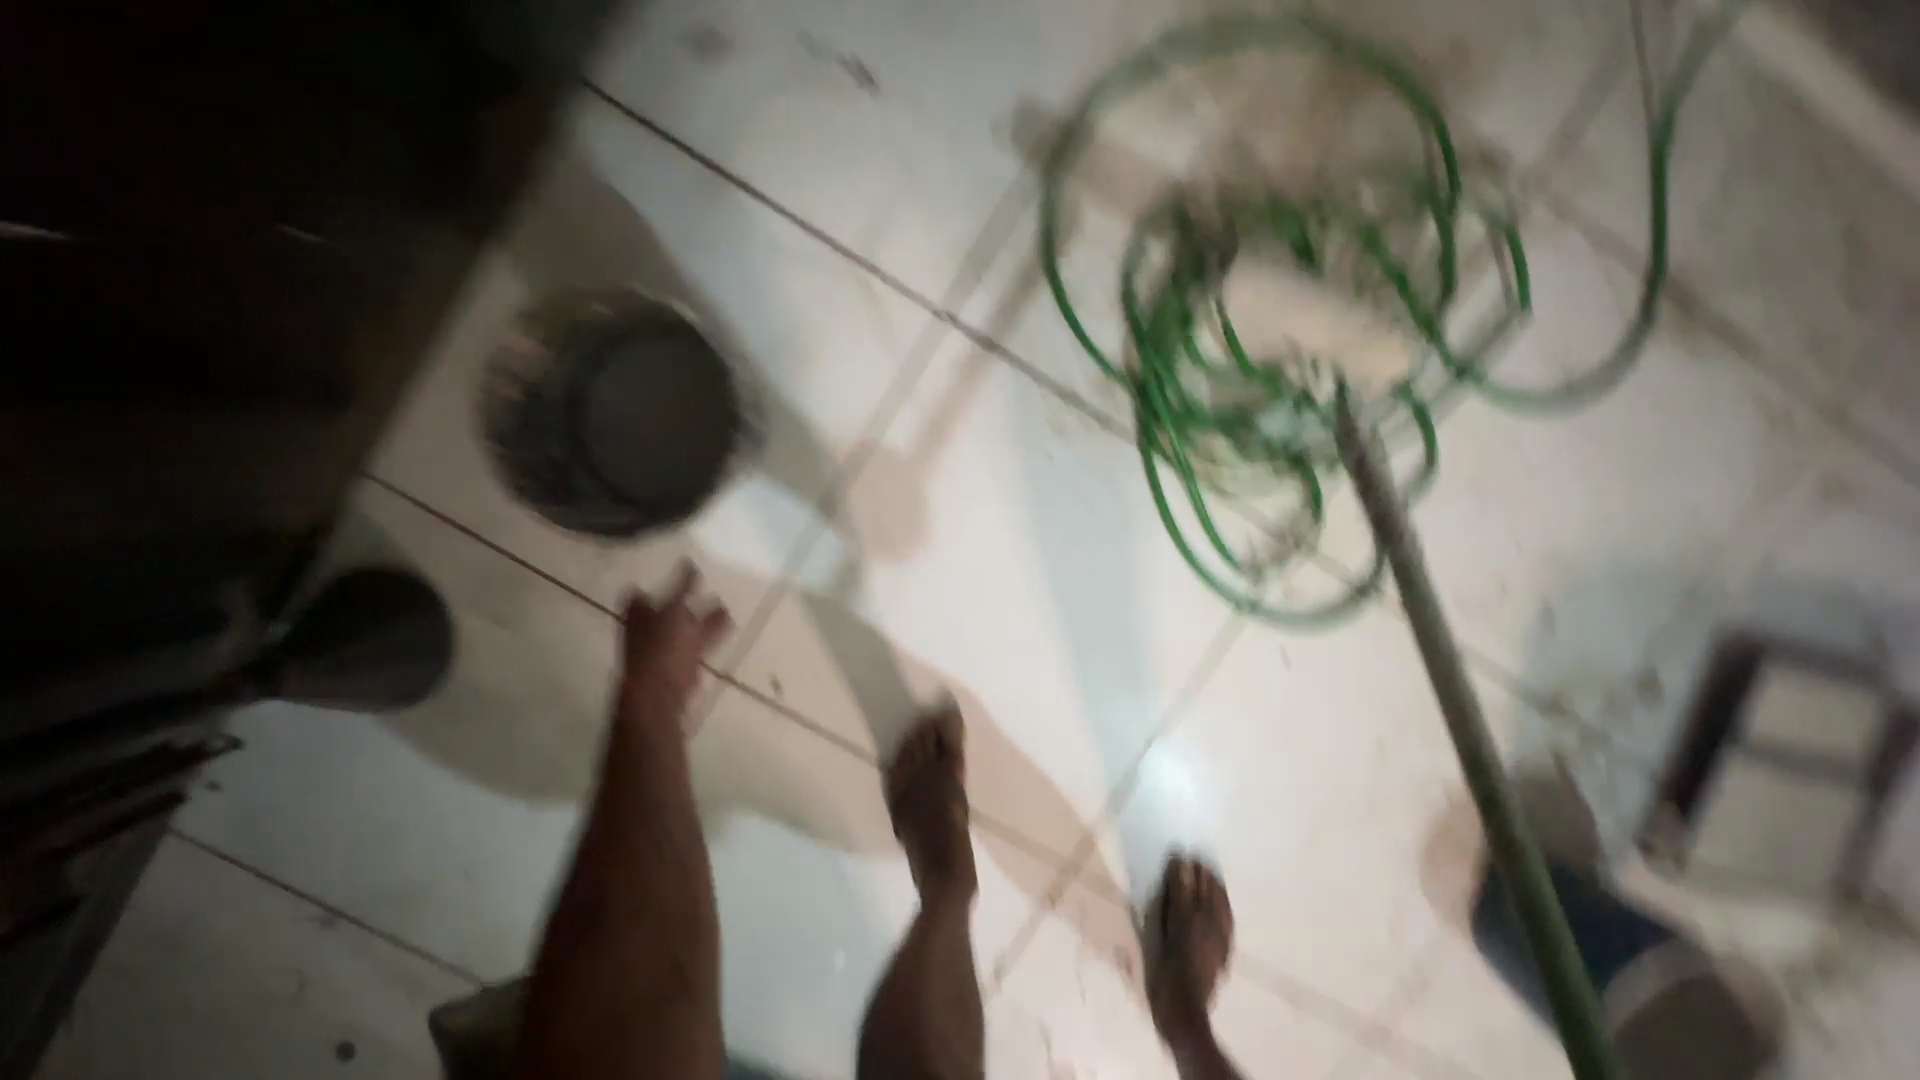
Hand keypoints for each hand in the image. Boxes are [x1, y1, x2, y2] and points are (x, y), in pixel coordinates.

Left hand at [618, 562, 732, 722]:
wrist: (659, 698)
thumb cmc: (660, 649)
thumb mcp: (673, 611)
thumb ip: (682, 587)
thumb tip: (688, 562)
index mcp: (639, 617)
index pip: (642, 596)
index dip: (657, 585)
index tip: (679, 571)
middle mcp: (648, 632)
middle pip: (666, 612)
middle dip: (685, 599)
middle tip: (704, 585)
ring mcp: (665, 651)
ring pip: (687, 628)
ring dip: (704, 616)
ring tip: (724, 604)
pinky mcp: (683, 667)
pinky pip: (700, 644)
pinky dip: (713, 633)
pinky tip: (729, 623)